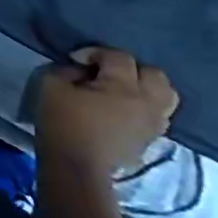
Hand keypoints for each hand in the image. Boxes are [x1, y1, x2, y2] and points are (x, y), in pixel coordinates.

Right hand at [34, 47, 179, 175]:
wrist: (78, 165)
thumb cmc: (62, 122)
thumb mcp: (51, 86)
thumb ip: (67, 70)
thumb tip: (81, 71)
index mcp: (123, 87)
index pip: (118, 57)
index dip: (95, 52)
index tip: (74, 60)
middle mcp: (148, 102)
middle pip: (154, 73)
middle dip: (129, 67)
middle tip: (104, 72)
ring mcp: (155, 122)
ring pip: (166, 94)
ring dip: (145, 86)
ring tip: (121, 89)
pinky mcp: (153, 136)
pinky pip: (159, 112)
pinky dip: (146, 104)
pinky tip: (124, 108)